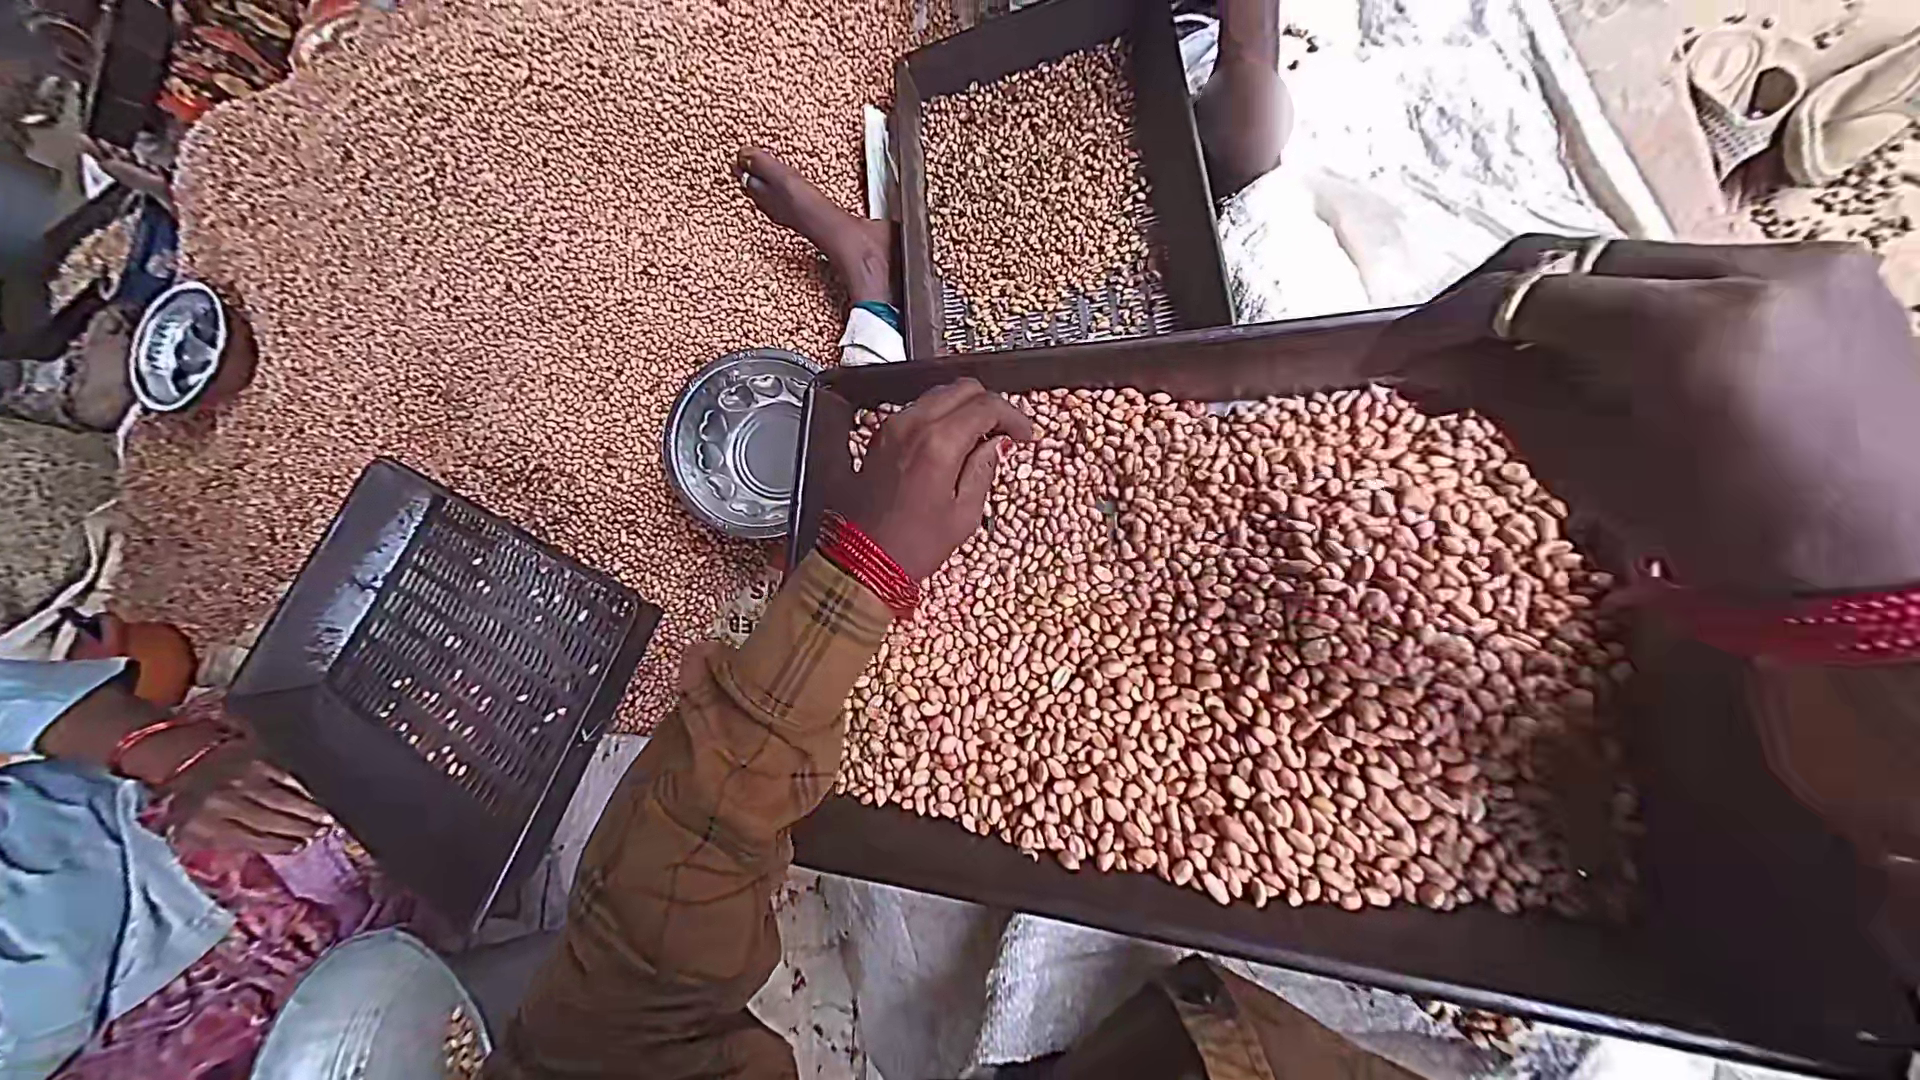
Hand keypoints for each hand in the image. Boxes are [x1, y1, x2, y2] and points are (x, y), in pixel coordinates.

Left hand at [169, 756, 333, 854]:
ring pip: (283, 800)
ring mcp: (242, 782)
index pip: (247, 839)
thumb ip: (222, 841)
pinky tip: (317, 797)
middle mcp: (221, 804)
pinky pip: (287, 779)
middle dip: (299, 828)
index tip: (300, 847)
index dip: (276, 844)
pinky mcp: (259, 763)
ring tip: (327, 819)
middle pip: (268, 820)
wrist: (187, 763)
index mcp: (199, 825)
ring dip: (308, 811)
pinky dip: (304, 790)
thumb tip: (264, 848)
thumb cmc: (192, 803)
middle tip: (322, 832)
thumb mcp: (191, 829)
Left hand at [846, 379, 1035, 579]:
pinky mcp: (881, 436)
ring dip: (965, 408)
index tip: (1023, 434)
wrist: (862, 559)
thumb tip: (997, 445)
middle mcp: (913, 425)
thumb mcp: (964, 514)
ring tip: (980, 439)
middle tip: (1005, 431)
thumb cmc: (913, 546)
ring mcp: (893, 427)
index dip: (1013, 416)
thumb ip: (984, 469)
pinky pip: (919, 411)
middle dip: (990, 405)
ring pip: (939, 395)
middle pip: (963, 388)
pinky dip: (942, 417)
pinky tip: (952, 444)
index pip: (986, 405)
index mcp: (938, 443)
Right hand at [1373, 237, 1919, 595]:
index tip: (1387, 356)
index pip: (1526, 292)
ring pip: (1615, 260)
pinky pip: (1668, 275)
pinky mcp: (1815, 273)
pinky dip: (1597, 308)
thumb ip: (1501, 392)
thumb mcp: (1586, 464)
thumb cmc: (1723, 530)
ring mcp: (1796, 262)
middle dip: (1478, 304)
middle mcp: (1754, 270)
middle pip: (1568, 254)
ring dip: (1534, 306)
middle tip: (1425, 354)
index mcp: (1692, 332)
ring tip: (1484, 360)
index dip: (1439, 322)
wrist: (1889, 557)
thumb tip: (1422, 362)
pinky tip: (1565, 352)